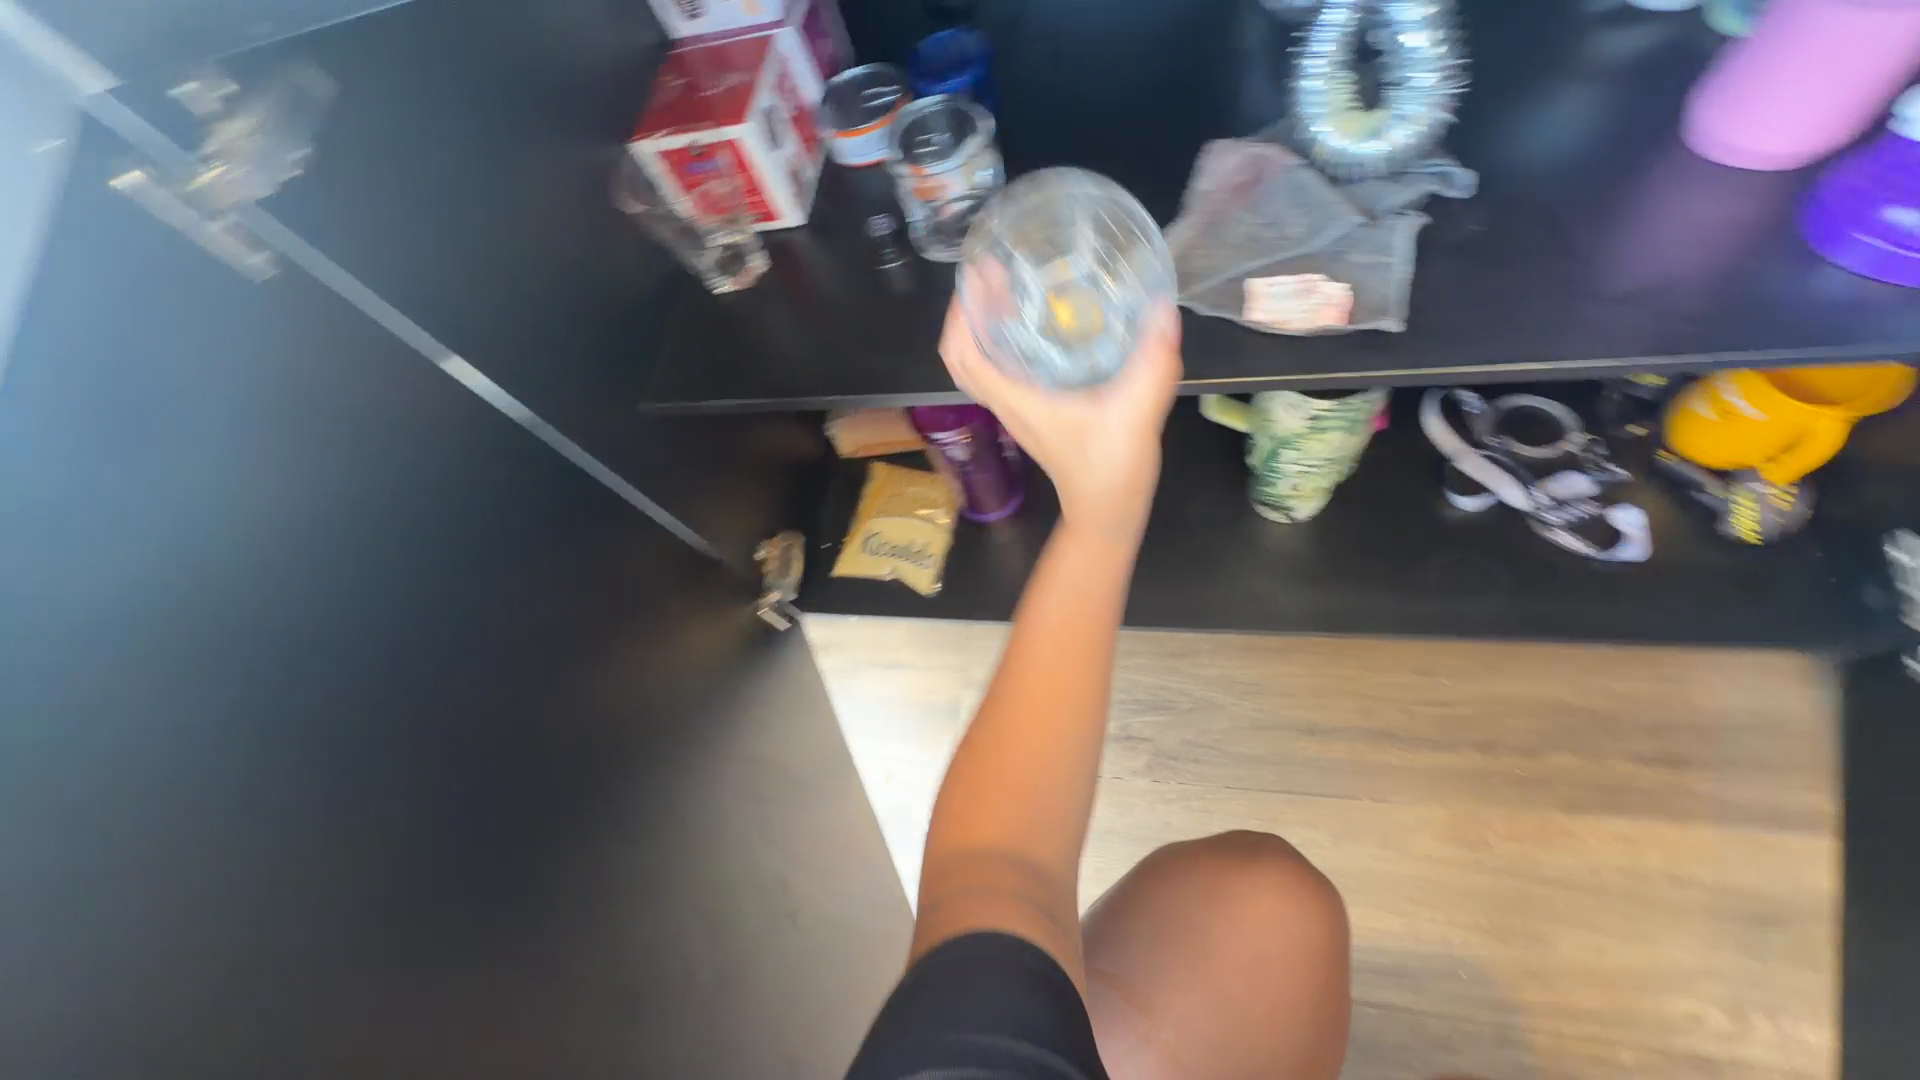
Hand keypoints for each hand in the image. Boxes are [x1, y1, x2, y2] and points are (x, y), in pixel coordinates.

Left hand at [938, 284, 1182, 547]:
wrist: (1107, 514)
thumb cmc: (1112, 470)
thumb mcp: (1137, 413)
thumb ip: (1152, 363)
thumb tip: (1163, 308)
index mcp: (1017, 399)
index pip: (964, 354)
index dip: (962, 312)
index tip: (979, 275)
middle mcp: (1008, 402)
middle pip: (963, 355)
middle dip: (969, 311)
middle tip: (994, 273)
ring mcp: (1017, 410)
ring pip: (981, 363)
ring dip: (984, 326)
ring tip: (1008, 289)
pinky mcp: (1033, 413)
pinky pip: (1001, 372)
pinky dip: (1004, 344)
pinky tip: (1036, 325)